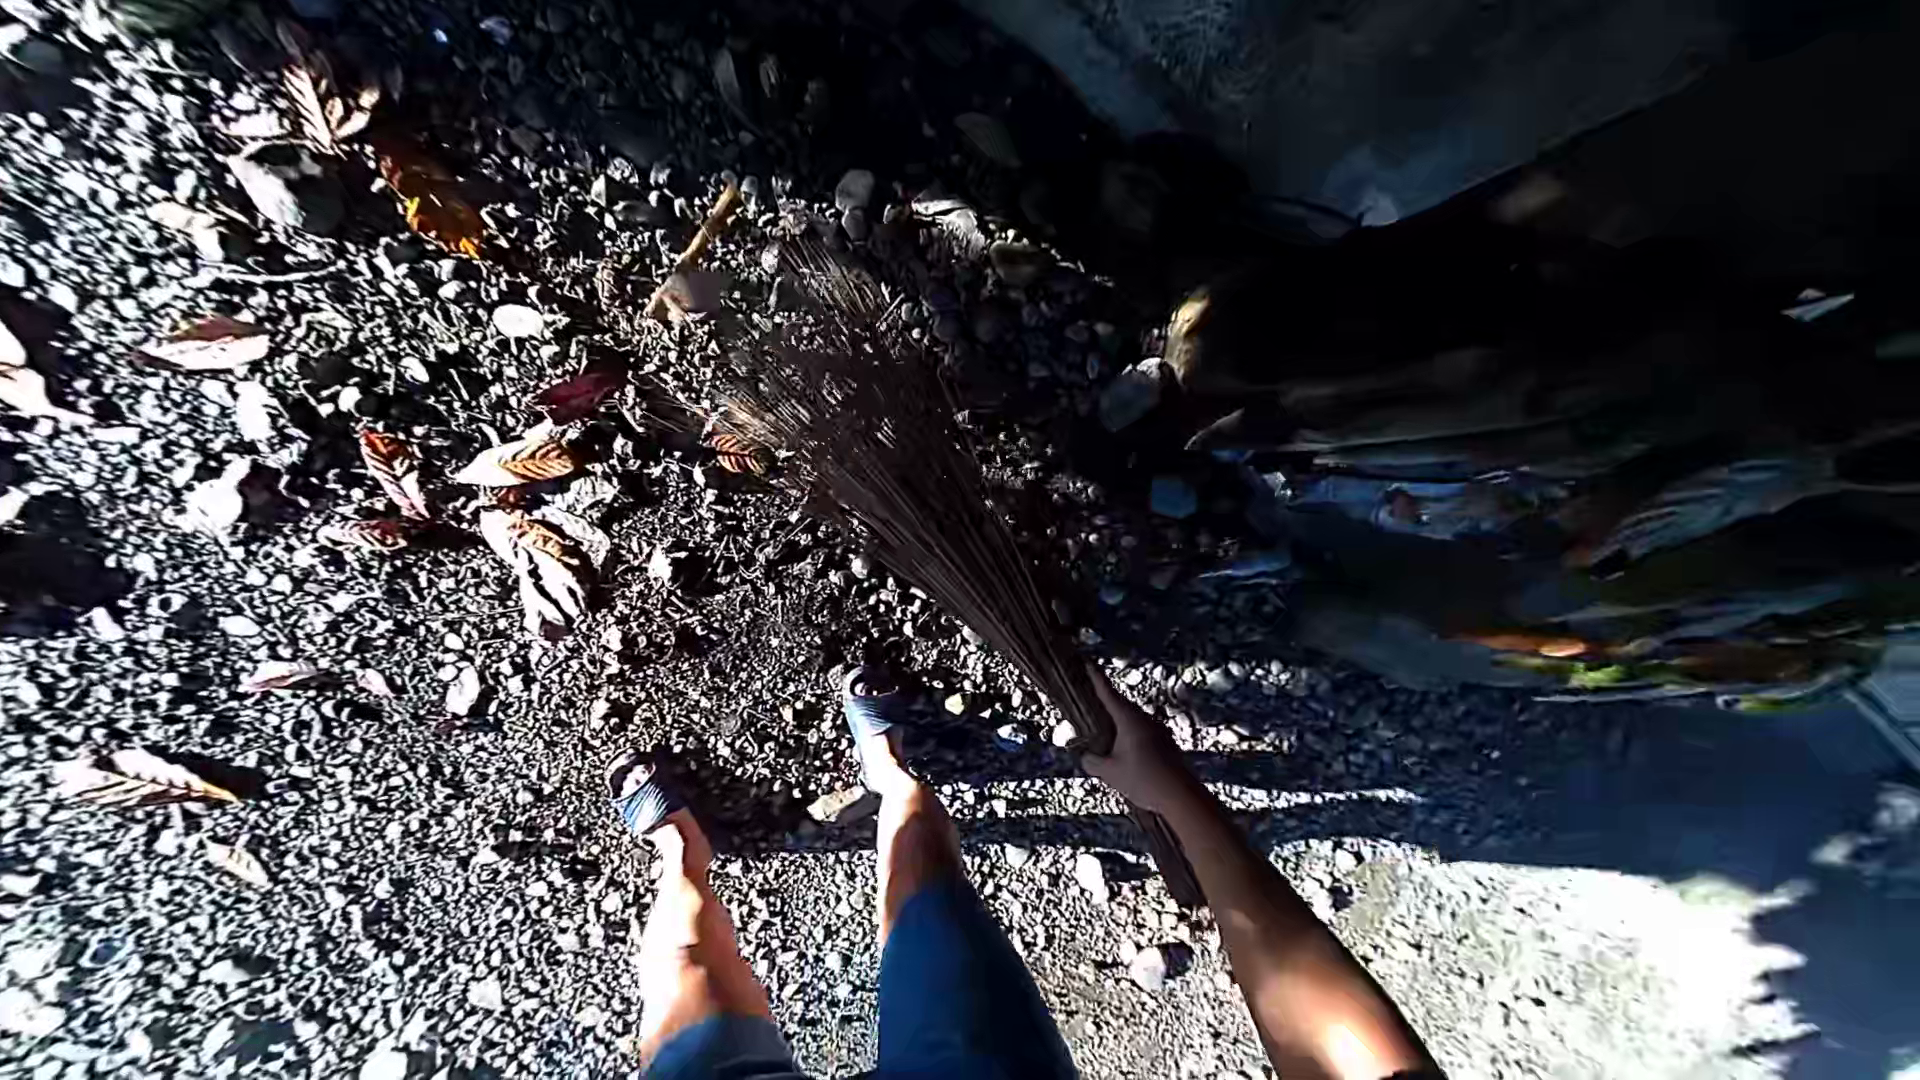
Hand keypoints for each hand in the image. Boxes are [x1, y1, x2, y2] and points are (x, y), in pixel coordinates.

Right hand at [1080, 665, 1201, 813]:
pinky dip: (1129, 734)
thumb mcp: (1110, 773)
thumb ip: (1093, 762)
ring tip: (1104, 731)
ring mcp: (1158, 730)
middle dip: (1105, 701)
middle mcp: (1144, 719)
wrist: (1183, 797)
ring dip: (1118, 722)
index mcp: (1129, 719)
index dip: (1095, 677)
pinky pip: (1142, 731)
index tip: (1087, 661)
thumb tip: (1086, 757)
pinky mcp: (1166, 743)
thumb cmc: (1144, 780)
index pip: (1108, 692)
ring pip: (1132, 719)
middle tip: (1090, 698)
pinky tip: (1124, 750)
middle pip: (1120, 704)